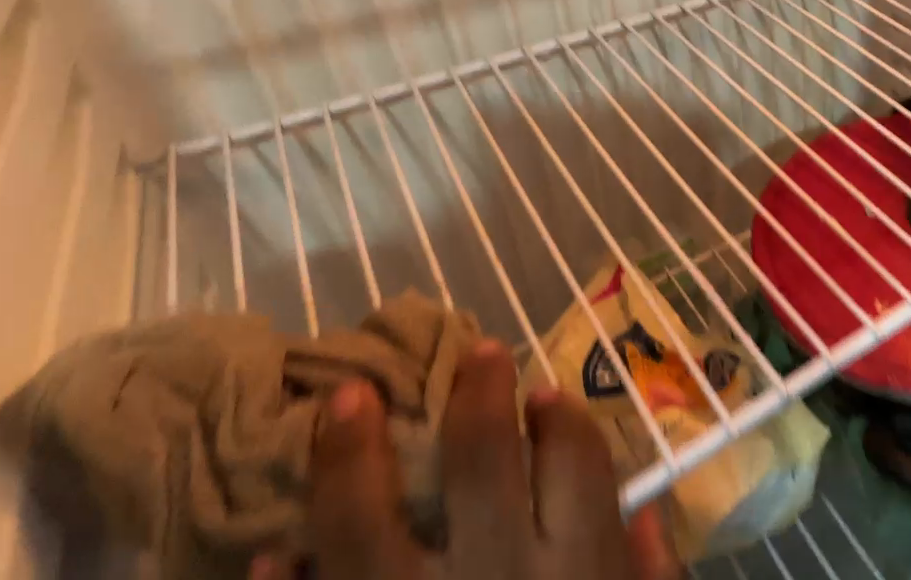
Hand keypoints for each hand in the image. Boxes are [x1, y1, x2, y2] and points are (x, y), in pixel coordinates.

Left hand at [257, 341, 679, 579]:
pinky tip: (266, 559)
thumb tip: (644, 514)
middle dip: (476, 394)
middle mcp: (497, 575)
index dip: (563, 417)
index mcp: (576, 566)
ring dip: (348, 457)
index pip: (577, 458)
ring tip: (344, 401)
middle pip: (480, 459)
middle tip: (474, 352)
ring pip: (366, 523)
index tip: (544, 394)